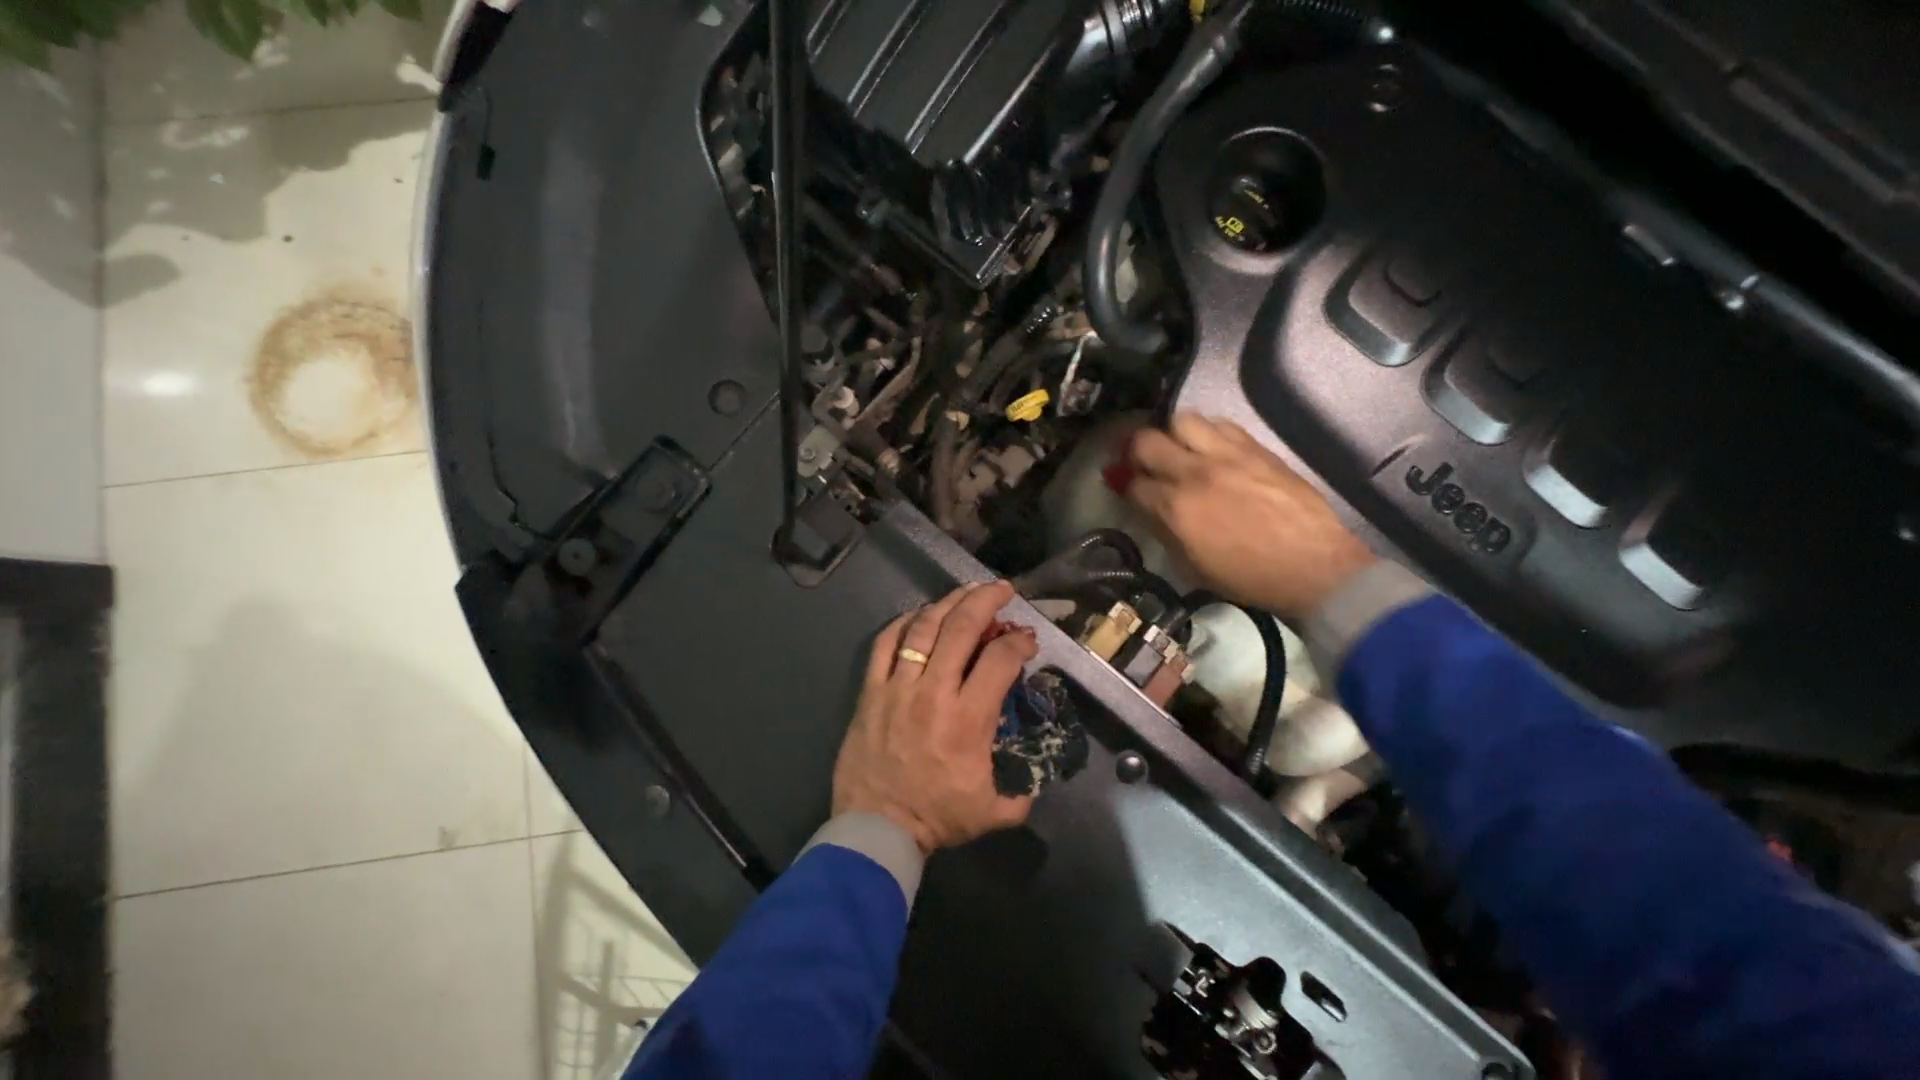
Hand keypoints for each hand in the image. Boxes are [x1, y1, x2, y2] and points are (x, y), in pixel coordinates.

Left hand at [834, 581, 1039, 853]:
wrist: (876, 828)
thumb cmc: (936, 817)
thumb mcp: (995, 812)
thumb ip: (1023, 792)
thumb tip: (1038, 777)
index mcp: (968, 719)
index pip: (1000, 660)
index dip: (1019, 642)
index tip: (1028, 639)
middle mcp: (934, 692)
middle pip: (961, 629)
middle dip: (986, 601)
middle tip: (1002, 589)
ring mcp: (898, 688)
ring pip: (923, 628)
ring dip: (948, 603)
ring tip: (966, 592)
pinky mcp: (871, 691)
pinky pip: (885, 644)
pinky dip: (903, 623)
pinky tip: (919, 614)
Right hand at [1124, 414, 1376, 619]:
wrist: (1312, 565)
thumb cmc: (1249, 577)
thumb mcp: (1193, 567)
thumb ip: (1165, 531)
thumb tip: (1149, 508)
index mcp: (1175, 508)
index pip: (1133, 483)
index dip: (1123, 485)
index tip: (1123, 486)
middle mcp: (1195, 472)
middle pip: (1147, 440)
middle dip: (1136, 450)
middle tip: (1141, 459)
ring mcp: (1227, 454)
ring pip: (1182, 420)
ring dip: (1173, 434)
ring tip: (1180, 448)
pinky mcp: (1256, 447)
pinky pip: (1220, 423)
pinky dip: (1208, 432)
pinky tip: (1212, 448)